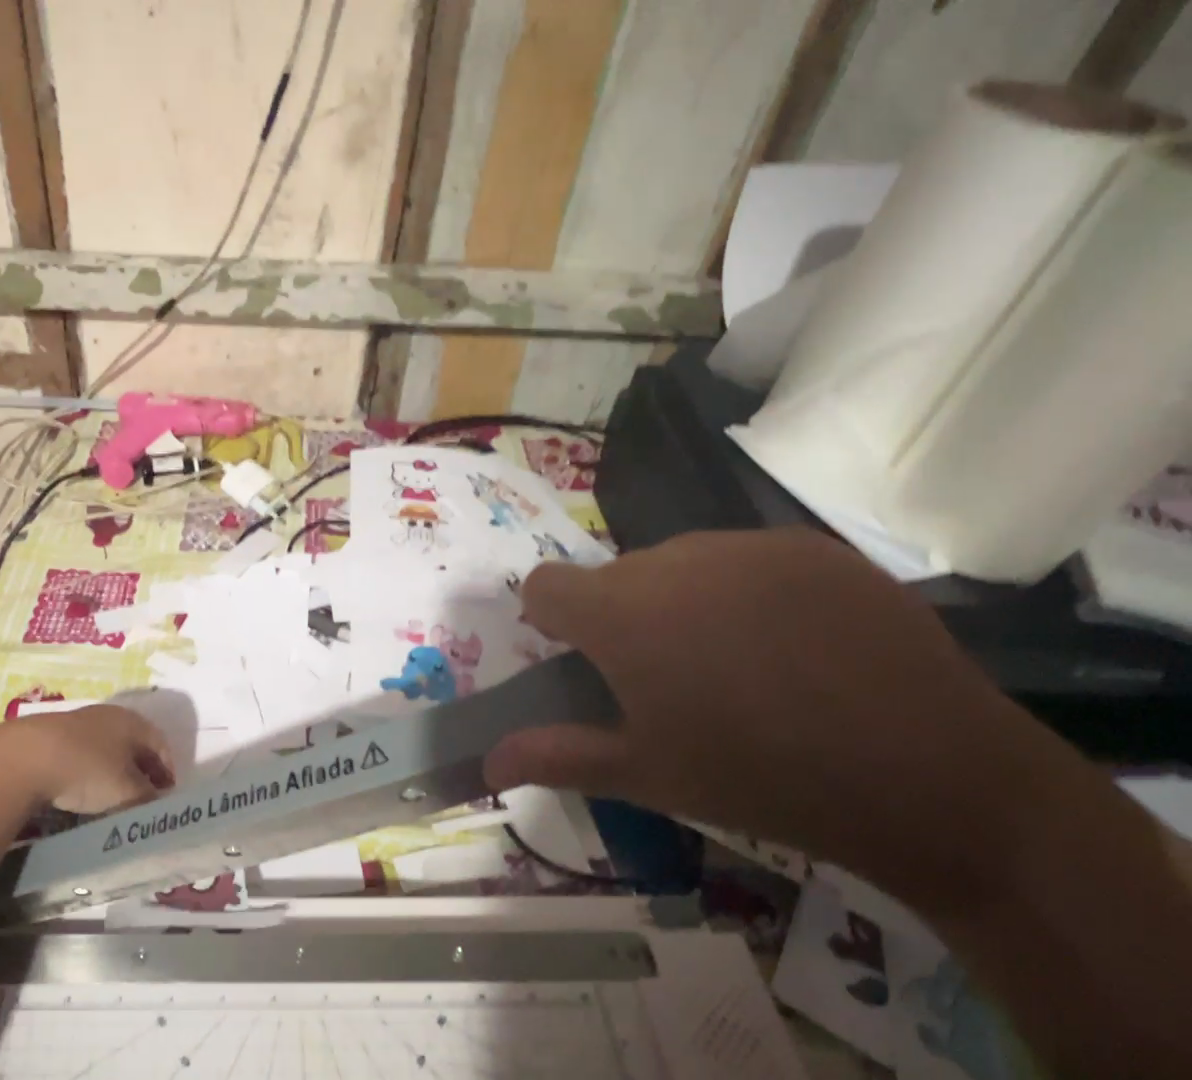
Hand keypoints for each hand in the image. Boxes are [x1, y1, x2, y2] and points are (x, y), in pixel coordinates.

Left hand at [0, 705, 175, 814]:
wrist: (25, 757)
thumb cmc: (88, 769)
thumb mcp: (125, 790)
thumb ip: (146, 798)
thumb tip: (156, 803)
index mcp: (133, 722)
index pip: (161, 744)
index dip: (167, 770)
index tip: (166, 795)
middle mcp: (109, 716)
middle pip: (134, 745)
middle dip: (141, 772)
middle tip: (143, 799)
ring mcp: (79, 723)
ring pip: (107, 750)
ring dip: (114, 773)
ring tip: (112, 799)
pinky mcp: (53, 736)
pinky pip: (82, 755)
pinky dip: (89, 772)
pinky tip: (81, 791)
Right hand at [484, 528, 1086, 908]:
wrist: (935, 778)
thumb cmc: (764, 781)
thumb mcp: (649, 774)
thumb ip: (558, 755)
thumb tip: (488, 764)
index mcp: (623, 614)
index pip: (547, 584)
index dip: (551, 619)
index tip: (581, 660)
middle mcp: (676, 560)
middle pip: (616, 576)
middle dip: (622, 617)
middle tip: (667, 680)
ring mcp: (751, 547)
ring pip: (682, 562)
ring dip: (683, 601)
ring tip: (736, 664)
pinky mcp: (815, 548)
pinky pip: (748, 559)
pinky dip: (746, 592)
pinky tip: (794, 648)